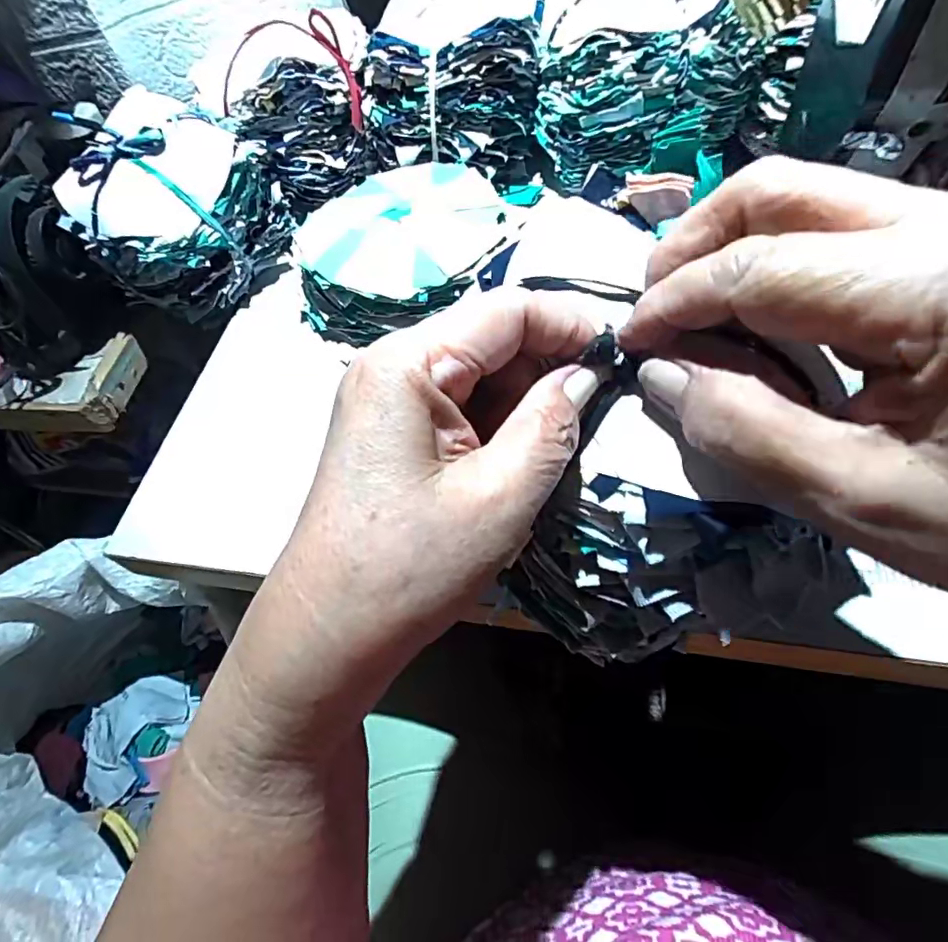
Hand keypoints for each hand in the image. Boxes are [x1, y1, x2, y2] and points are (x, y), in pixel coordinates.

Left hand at [227, 289, 599, 754]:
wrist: (330, 636)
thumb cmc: (409, 570)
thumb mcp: (500, 496)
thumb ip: (552, 423)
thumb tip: (588, 375)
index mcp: (407, 365)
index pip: (506, 310)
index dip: (569, 323)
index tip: (617, 355)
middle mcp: (394, 368)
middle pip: (492, 338)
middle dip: (551, 363)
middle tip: (603, 402)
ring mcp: (393, 400)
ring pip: (483, 374)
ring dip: (531, 397)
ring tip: (568, 437)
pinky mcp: (399, 432)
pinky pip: (466, 406)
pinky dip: (505, 421)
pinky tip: (528, 453)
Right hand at [618, 157, 947, 643]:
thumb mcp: (870, 508)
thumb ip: (749, 434)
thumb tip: (664, 375)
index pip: (766, 265)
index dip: (679, 301)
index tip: (628, 342)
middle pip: (786, 189)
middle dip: (696, 245)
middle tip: (651, 309)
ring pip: (815, 196)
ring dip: (737, 246)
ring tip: (692, 310)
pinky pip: (851, 228)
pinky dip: (786, 262)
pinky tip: (765, 313)